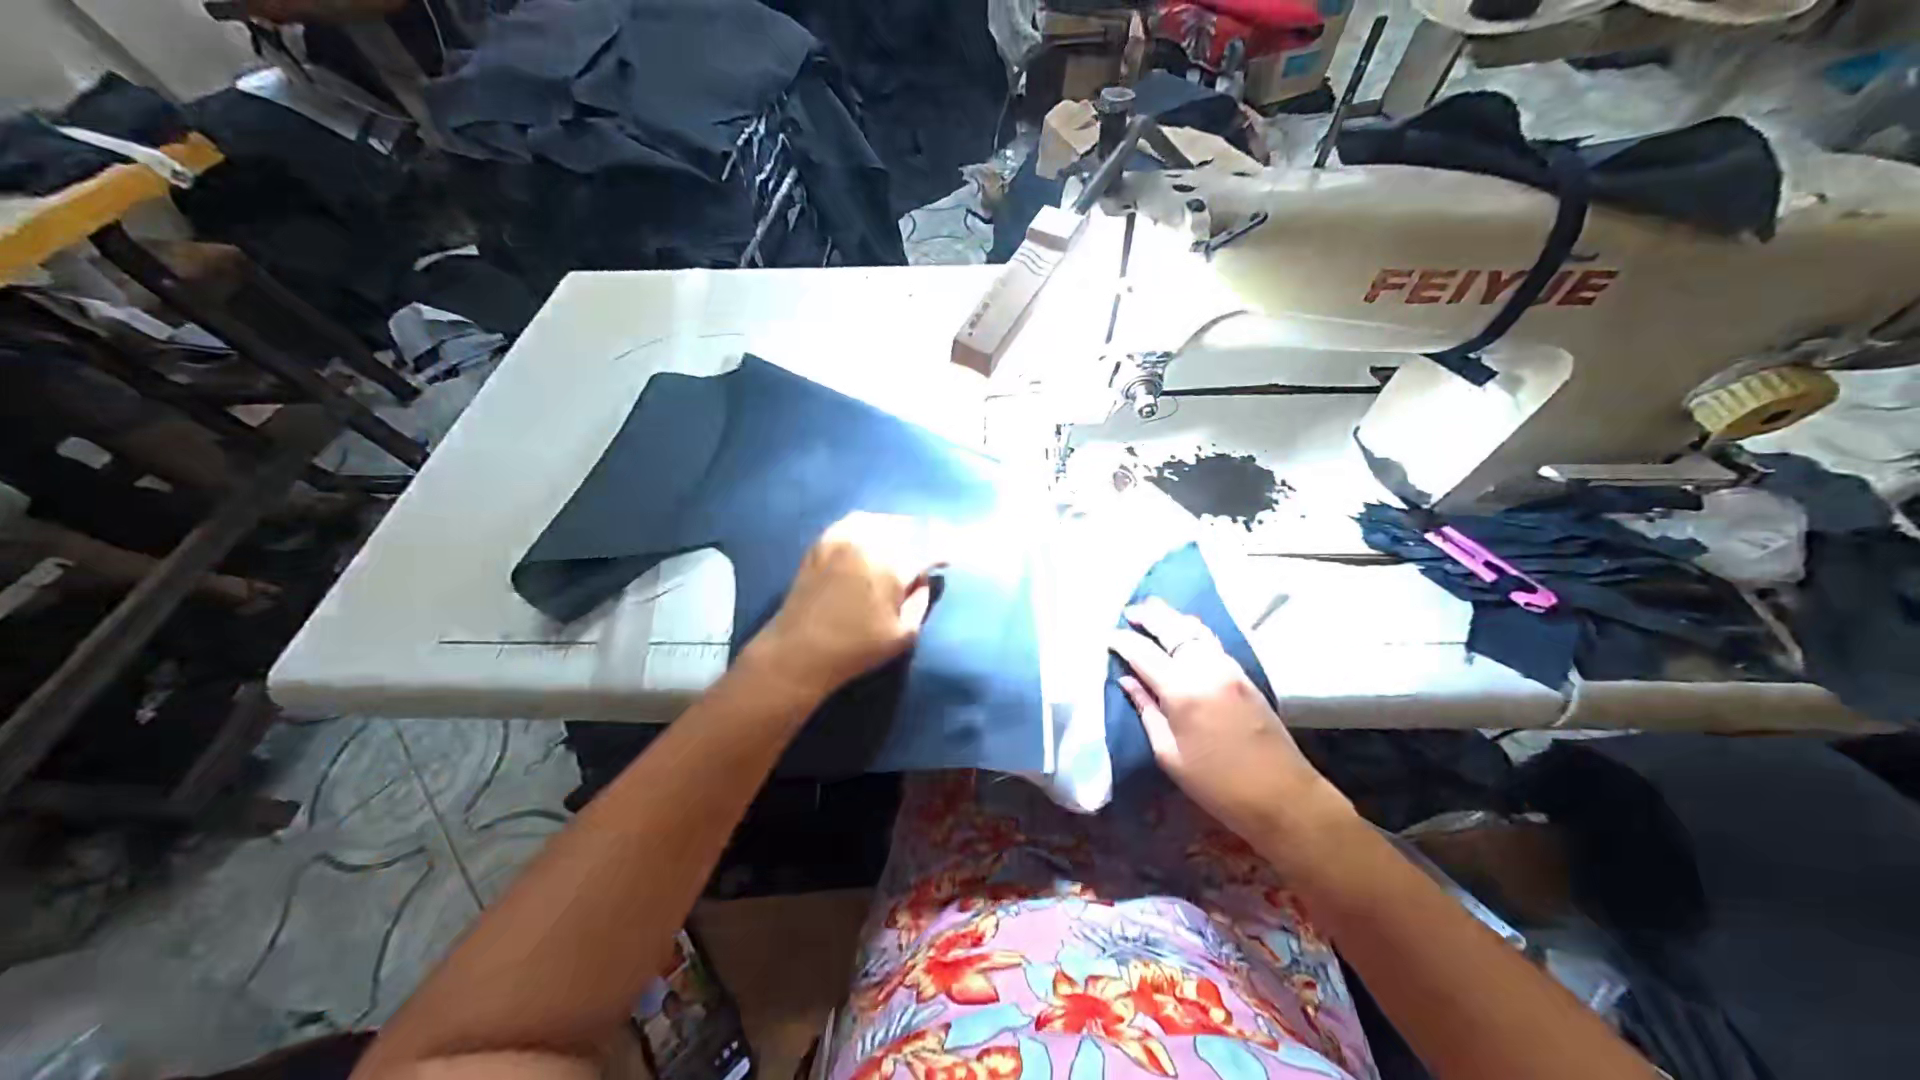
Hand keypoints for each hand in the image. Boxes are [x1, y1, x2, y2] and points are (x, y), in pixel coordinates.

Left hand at [744, 512, 941, 702]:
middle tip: (930, 547)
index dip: (943, 553)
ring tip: (906, 539)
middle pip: (906, 527)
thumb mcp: (904, 634)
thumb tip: (923, 579)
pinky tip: (875, 537)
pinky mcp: (822, 542)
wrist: (798, 651)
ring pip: (880, 519)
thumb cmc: (856, 649)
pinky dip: (870, 525)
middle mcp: (868, 542)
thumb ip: (921, 601)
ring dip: (898, 526)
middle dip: (923, 535)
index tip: (948, 560)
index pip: (929, 548)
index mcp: (892, 564)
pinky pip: (853, 522)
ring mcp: (841, 538)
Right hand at [1109, 599, 1354, 859]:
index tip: (1106, 636)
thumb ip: (1146, 710)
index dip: (1122, 642)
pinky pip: (1210, 642)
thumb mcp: (1168, 754)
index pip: (1143, 653)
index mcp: (1182, 690)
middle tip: (1129, 612)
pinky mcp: (1244, 675)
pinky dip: (1191, 631)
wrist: (1282, 795)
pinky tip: (1182, 636)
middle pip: (1174, 628)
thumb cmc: (1217, 783)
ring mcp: (1229, 669)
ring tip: (1152, 616)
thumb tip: (1127, 680)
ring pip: (1196, 630)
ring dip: (1172, 619)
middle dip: (1149, 616)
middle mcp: (1206, 669)